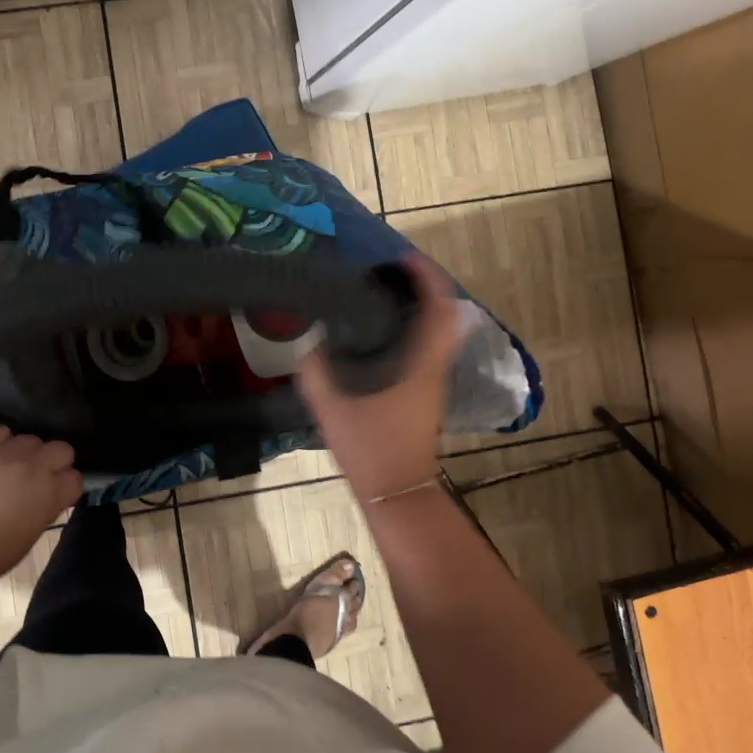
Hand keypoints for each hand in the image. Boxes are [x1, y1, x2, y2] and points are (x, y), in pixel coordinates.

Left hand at [0, 426, 82, 590]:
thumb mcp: (31, 534)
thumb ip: (47, 507)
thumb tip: (51, 492)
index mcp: (49, 494)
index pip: (75, 478)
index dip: (66, 486)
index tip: (56, 493)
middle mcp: (32, 467)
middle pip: (61, 449)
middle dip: (54, 462)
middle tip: (37, 477)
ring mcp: (4, 453)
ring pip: (30, 439)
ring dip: (26, 453)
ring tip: (9, 468)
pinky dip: (0, 442)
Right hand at [297, 253, 466, 501]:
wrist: (397, 494)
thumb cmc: (371, 450)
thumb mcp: (332, 410)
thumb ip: (315, 372)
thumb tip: (306, 342)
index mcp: (421, 366)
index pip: (439, 311)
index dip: (428, 279)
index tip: (405, 259)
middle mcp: (434, 369)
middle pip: (445, 317)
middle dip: (426, 288)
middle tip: (394, 272)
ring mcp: (433, 383)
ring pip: (439, 332)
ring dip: (422, 308)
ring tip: (387, 293)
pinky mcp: (426, 394)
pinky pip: (429, 348)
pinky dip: (415, 328)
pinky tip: (384, 331)